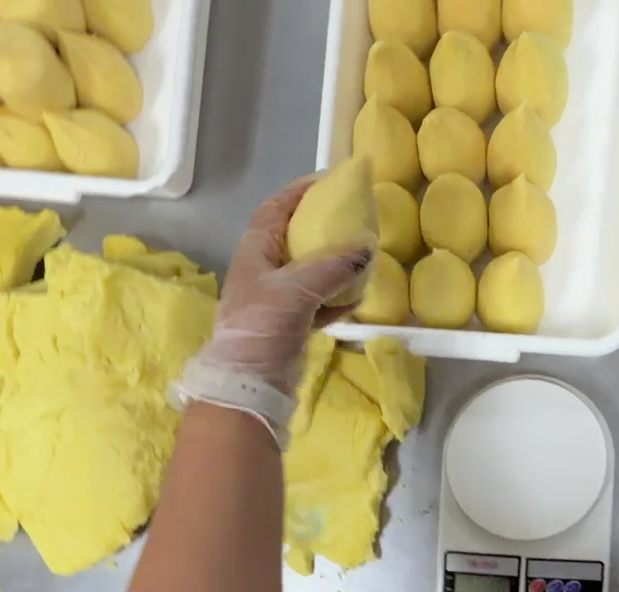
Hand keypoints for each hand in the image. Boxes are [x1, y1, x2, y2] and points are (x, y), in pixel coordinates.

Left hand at [202, 178, 374, 396]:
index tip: (328, 183)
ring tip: (362, 254)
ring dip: (335, 264)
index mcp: (255, 251)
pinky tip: (358, 295)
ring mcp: (279, 300)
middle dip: (322, 228)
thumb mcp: (297, 289)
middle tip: (352, 218)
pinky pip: (320, 302)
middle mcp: (265, 271)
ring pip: (311, 272)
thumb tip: (367, 249)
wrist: (251, 381)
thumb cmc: (263, 325)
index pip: (276, 210)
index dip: (299, 193)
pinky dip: (338, 298)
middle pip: (295, 238)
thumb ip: (333, 267)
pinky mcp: (292, 325)